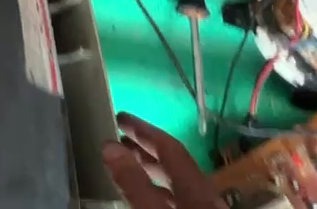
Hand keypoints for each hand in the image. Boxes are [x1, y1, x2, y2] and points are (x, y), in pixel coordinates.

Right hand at [101, 112, 225, 208]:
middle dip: (145, 147)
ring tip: (127, 164)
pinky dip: (160, 188)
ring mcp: (207, 208)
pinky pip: (181, 197)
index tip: (119, 116)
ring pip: (179, 182)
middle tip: (119, 137)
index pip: (170, 147)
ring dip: (152, 168)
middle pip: (176, 164)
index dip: (143, 129)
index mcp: (198, 186)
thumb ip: (135, 181)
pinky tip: (148, 194)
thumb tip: (109, 145)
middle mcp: (207, 194)